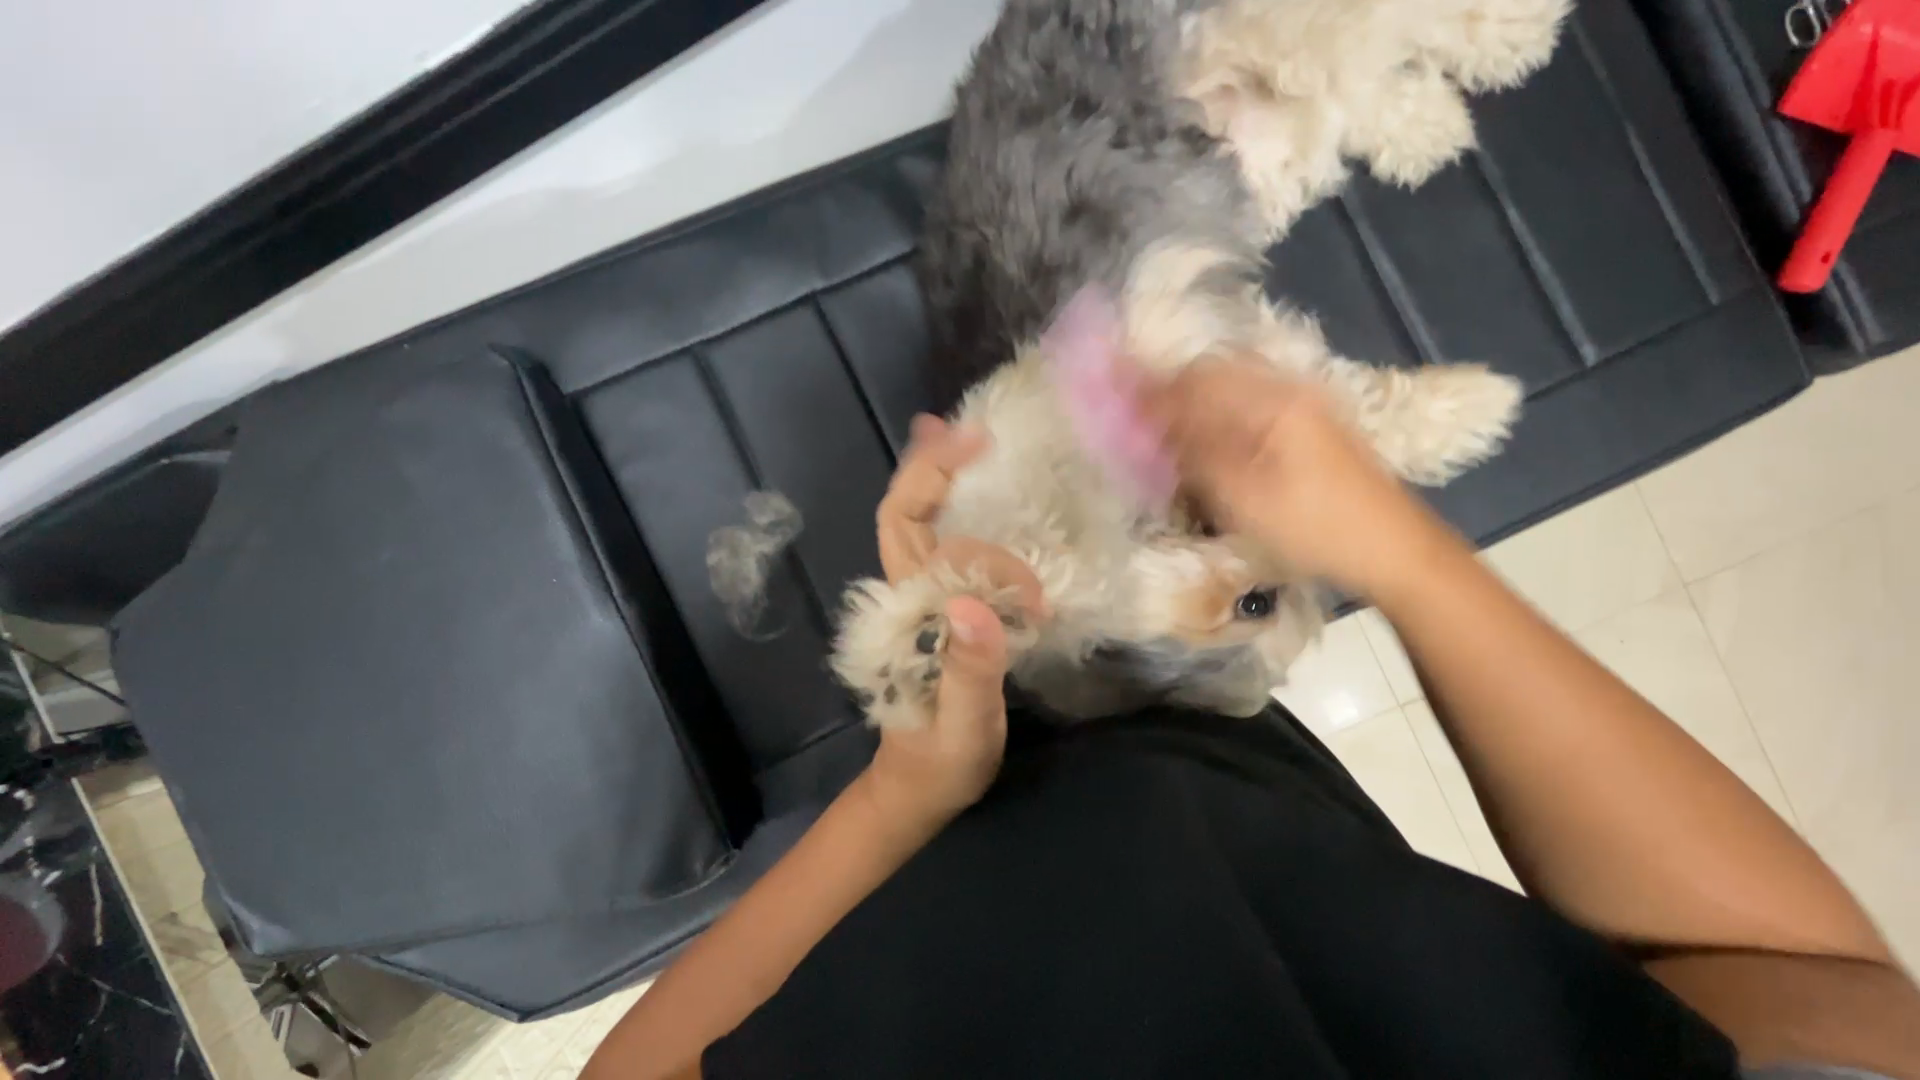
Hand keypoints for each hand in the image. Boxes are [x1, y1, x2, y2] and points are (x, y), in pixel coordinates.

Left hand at [859, 416, 1050, 828]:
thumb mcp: (963, 729)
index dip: (929, 481)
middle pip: (907, 515)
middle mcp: (912, 596)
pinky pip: (955, 554)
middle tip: (972, 432)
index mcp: (910, 613)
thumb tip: (975, 604)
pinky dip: (968, 517)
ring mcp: (929, 604)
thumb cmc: (940, 763)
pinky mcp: (949, 617)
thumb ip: (970, 672)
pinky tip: (992, 503)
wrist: (920, 789)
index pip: (909, 530)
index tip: (975, 447)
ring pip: (927, 529)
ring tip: (973, 442)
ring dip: (944, 482)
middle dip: (930, 468)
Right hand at [1146, 357, 1462, 598]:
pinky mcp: (1309, 424)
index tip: (1112, 406)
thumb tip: (1145, 424)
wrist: (1396, 550)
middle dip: (1168, 395)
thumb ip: (1191, 452)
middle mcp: (1287, 389)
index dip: (1147, 392)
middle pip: (1211, 377)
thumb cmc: (1315, 528)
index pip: (1192, 380)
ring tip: (1163, 436)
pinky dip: (1217, 418)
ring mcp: (1302, 404)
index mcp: (1270, 400)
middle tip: (1135, 423)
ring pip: (1230, 390)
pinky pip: (1248, 406)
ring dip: (1191, 406)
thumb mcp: (1243, 496)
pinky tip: (1205, 444)